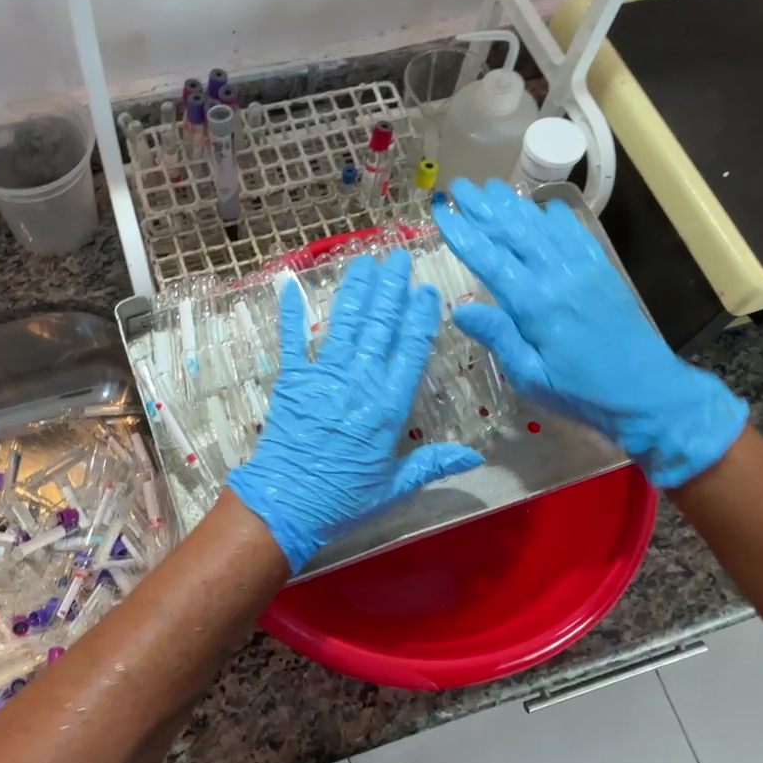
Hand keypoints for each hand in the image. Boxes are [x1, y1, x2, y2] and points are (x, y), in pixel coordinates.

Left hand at [227, 251, 484, 570]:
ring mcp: (322, 378)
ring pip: (345, 324)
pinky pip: (291, 341)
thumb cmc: (343, 499)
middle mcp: (359, 383)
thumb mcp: (394, 486)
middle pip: (380, 326)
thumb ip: (433, 463)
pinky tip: (290, 286)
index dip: (420, 317)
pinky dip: (290, 314)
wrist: (286, 504)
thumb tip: (477, 458)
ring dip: (356, 291)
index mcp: (388, 407)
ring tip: (366, 262)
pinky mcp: (291, 381)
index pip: (411, 350)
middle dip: (391, 289)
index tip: (427, 290)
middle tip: (398, 258)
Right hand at [435, 178, 747, 488]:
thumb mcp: (529, 375)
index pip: (489, 259)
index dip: (463, 234)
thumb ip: (498, 336)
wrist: (648, 392)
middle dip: (484, 208)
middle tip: (459, 187)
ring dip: (514, 205)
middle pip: (514, 231)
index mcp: (535, 304)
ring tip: (490, 187)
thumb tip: (459, 309)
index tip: (441, 213)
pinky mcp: (602, 270)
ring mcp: (584, 268)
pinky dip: (554, 216)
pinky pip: (575, 233)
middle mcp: (558, 275)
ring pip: (542, 226)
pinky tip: (541, 207)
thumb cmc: (581, 392)